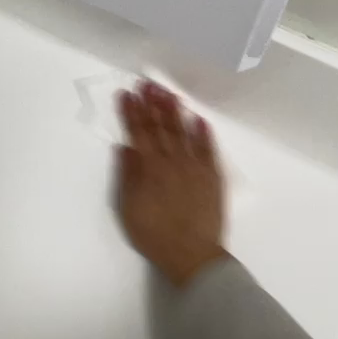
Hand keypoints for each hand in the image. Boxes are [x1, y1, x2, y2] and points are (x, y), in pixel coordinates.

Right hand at [115, 80, 227, 286]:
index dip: (131, 111)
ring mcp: (195, 167)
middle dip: (152, 103)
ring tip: (168, 92)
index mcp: (149, 168)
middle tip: (147, 83)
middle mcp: (172, 161)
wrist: (192, 255)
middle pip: (161, 126)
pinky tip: (198, 118)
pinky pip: (208, 149)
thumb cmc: (154, 235)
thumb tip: (125, 146)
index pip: (139, 132)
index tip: (126, 93)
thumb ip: (128, 175)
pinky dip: (203, 132)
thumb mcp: (129, 209)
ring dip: (175, 110)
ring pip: (184, 131)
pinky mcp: (212, 177)